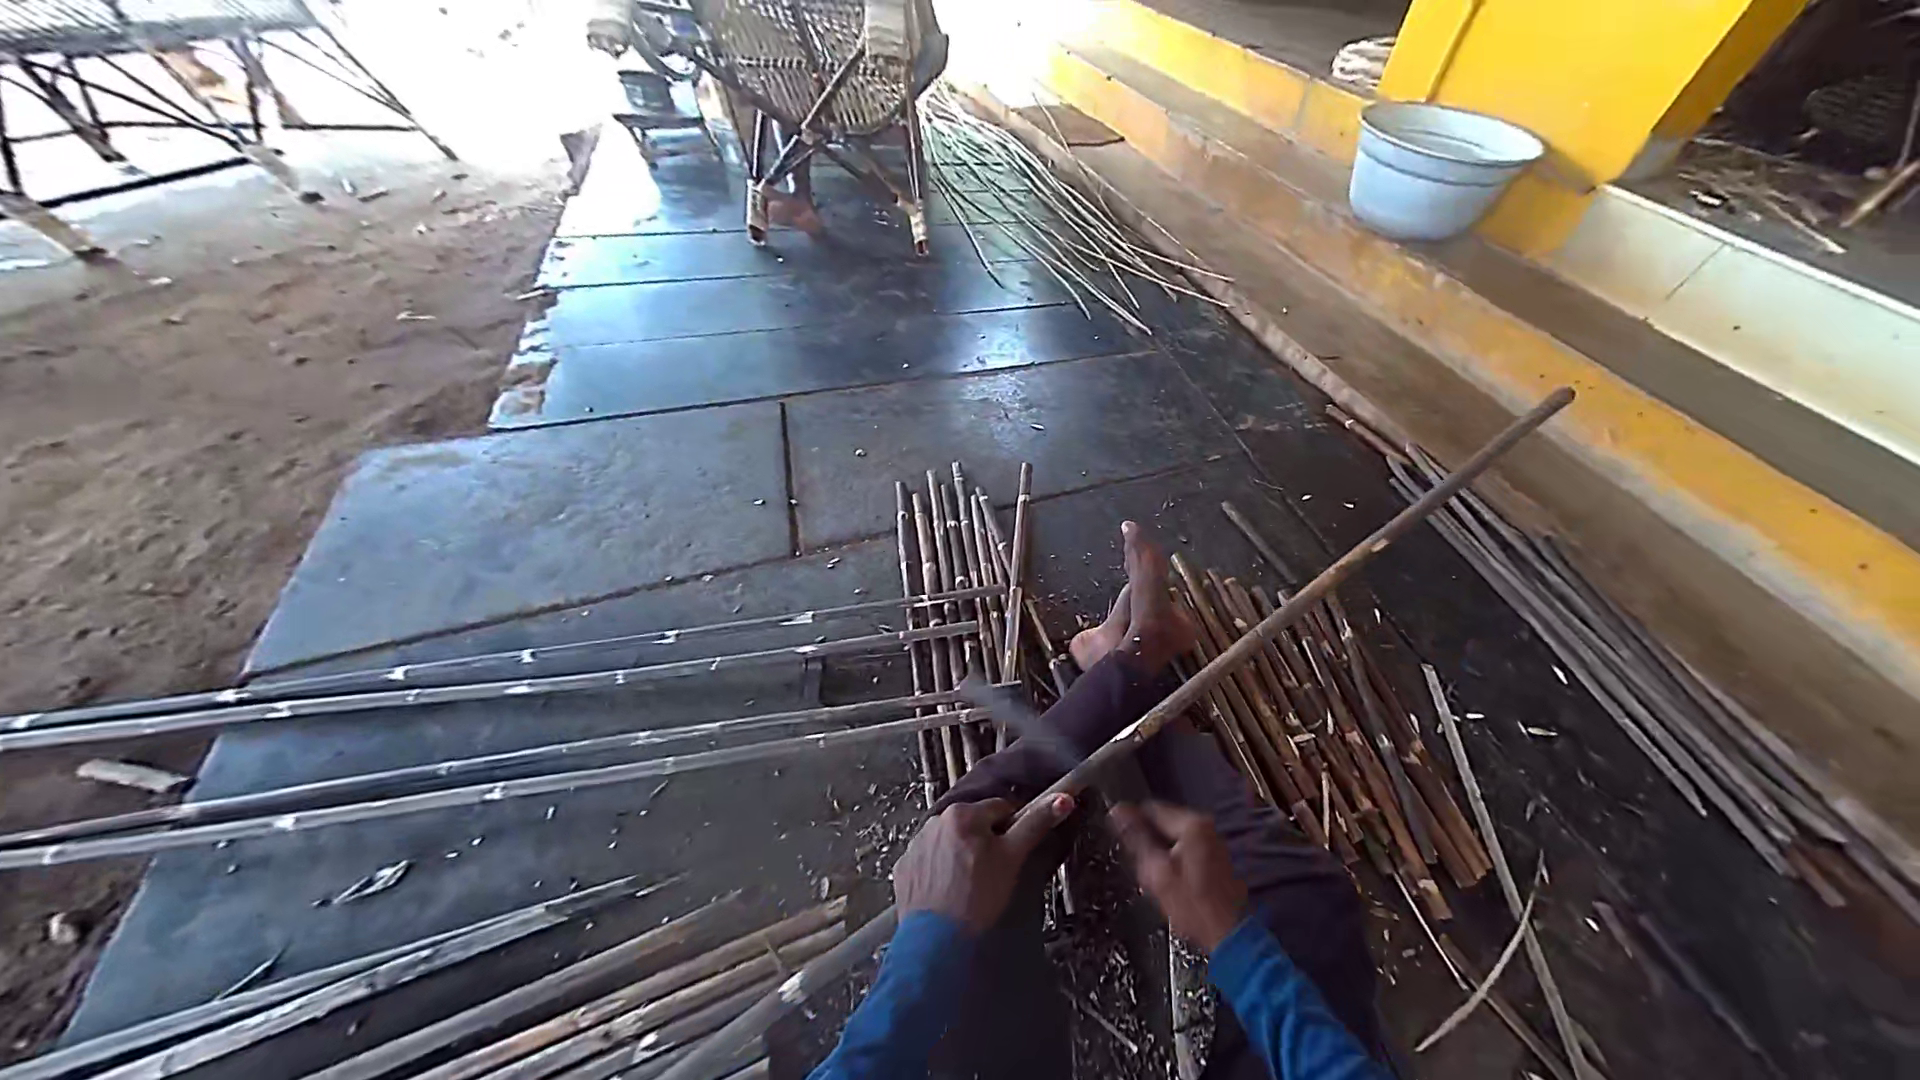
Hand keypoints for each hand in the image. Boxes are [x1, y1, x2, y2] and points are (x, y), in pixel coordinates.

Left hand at [893, 794, 1074, 933]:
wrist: (937, 946)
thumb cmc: (978, 899)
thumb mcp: (1013, 858)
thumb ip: (1037, 824)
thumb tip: (1063, 798)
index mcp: (962, 813)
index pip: (1000, 808)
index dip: (1013, 829)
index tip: (1015, 852)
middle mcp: (934, 821)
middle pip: (973, 823)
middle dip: (986, 841)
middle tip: (995, 873)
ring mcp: (916, 845)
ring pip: (950, 841)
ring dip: (961, 854)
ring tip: (971, 887)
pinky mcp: (904, 869)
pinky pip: (929, 861)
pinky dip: (940, 871)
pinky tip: (949, 893)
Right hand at [1112, 801, 1248, 950]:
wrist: (1229, 937)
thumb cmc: (1193, 906)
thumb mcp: (1155, 870)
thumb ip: (1134, 837)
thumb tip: (1117, 811)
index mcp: (1191, 824)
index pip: (1149, 809)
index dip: (1131, 823)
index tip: (1123, 838)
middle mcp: (1206, 828)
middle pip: (1162, 823)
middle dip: (1149, 842)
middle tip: (1143, 865)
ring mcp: (1214, 842)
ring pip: (1173, 837)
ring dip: (1162, 852)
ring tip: (1159, 877)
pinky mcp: (1216, 856)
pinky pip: (1186, 848)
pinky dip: (1176, 859)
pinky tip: (1174, 881)